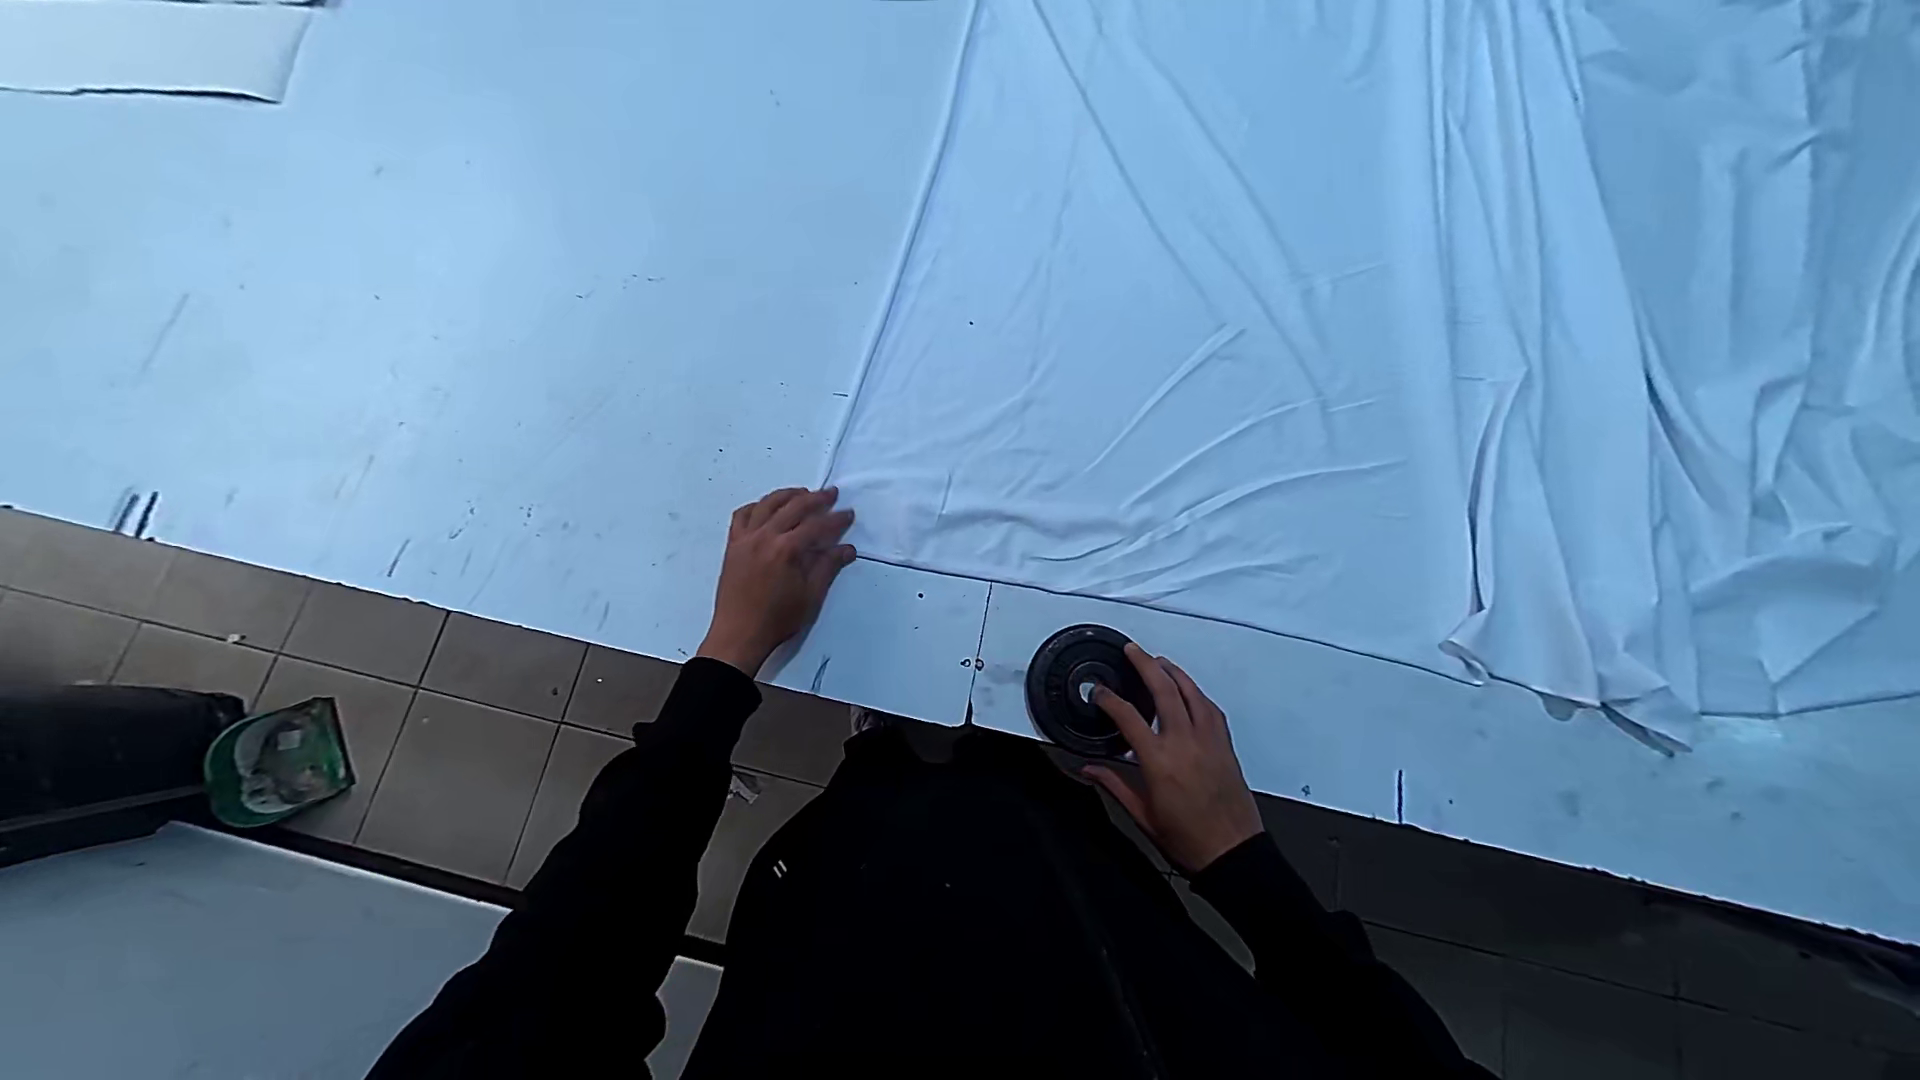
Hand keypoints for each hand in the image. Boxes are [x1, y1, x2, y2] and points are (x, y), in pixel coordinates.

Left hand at [696, 487, 855, 676]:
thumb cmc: (777, 620)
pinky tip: (766, 507)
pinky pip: (742, 516)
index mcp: (786, 550)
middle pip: (793, 507)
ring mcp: (745, 539)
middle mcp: (764, 537)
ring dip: (787, 495)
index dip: (835, 519)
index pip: (816, 526)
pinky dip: (756, 506)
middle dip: (816, 499)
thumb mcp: (811, 595)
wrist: (739, 635)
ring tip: (802, 493)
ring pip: (767, 505)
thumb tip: (846, 549)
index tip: (847, 514)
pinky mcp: (733, 546)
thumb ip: (827, 567)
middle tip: (831, 495)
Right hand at [1082, 644, 1262, 873]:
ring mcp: (1209, 741)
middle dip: (1145, 665)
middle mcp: (1185, 743)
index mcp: (1159, 761)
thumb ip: (1114, 785)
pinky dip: (1196, 693)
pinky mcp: (1225, 746)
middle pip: (1164, 690)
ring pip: (1191, 693)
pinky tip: (1188, 690)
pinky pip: (1210, 709)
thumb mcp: (1142, 815)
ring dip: (1173, 672)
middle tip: (1132, 651)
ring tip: (1158, 661)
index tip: (1099, 692)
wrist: (1234, 855)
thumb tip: (1087, 769)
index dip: (1109, 699)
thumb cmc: (1188, 840)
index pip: (1127, 716)